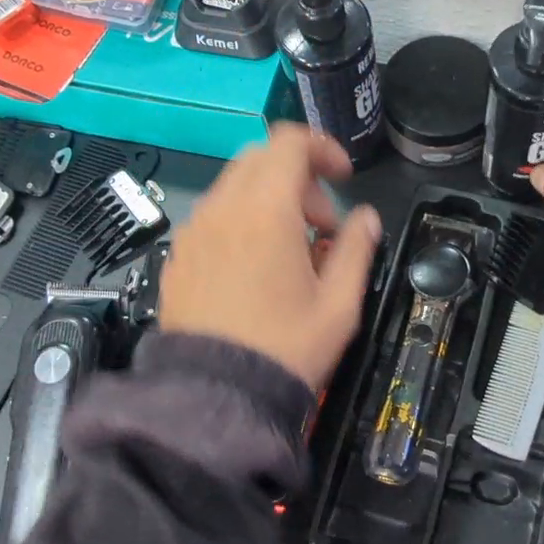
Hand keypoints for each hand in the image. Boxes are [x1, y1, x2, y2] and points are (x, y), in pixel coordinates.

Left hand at [160, 125, 381, 388]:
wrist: (213, 399)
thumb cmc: (286, 348)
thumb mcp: (339, 304)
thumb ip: (356, 249)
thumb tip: (366, 220)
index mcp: (267, 211)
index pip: (290, 143)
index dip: (323, 148)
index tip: (344, 178)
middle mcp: (224, 210)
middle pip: (261, 158)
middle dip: (299, 176)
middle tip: (323, 222)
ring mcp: (195, 233)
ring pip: (234, 186)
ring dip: (270, 199)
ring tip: (293, 250)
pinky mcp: (178, 257)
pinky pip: (214, 217)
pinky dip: (241, 221)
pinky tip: (257, 268)